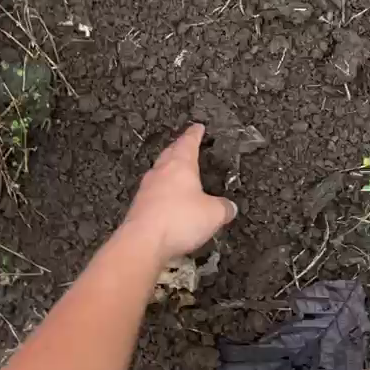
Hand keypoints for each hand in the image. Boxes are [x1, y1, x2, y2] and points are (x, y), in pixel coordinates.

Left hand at [119, 124, 237, 261]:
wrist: (143, 242)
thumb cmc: (179, 219)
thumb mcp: (213, 214)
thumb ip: (223, 208)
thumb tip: (230, 207)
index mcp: (180, 165)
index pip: (188, 142)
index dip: (195, 134)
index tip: (198, 127)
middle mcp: (161, 172)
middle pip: (170, 153)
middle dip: (179, 148)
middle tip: (186, 145)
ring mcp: (147, 188)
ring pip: (160, 172)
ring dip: (169, 169)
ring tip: (177, 171)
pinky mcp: (139, 206)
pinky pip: (154, 192)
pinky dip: (162, 190)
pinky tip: (168, 199)